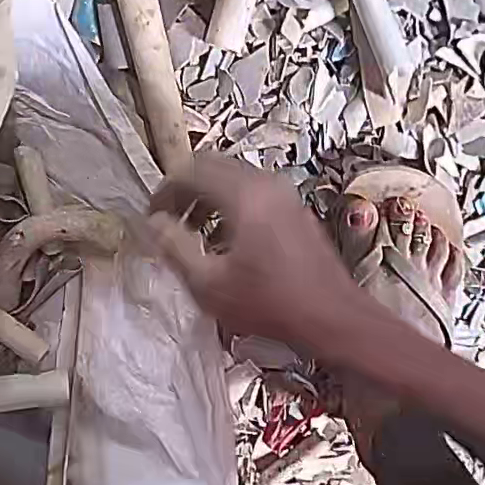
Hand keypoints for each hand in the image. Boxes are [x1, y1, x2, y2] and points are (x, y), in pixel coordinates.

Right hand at [138, 156, 369, 355]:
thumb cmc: (270, 304)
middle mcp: (265, 183)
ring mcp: (284, 193)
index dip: (164, 191)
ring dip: (206, 198)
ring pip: (232, 177)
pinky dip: (229, 204)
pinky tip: (224, 241)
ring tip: (193, 234)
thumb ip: (174, 247)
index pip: (189, 171)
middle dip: (184, 191)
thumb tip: (153, 223)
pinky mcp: (294, 208)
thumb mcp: (209, 284)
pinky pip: (252, 191)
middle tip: (169, 222)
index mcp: (243, 194)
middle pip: (211, 166)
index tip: (152, 217)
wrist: (333, 318)